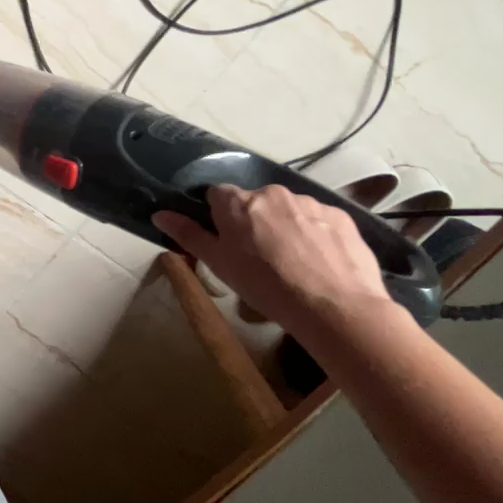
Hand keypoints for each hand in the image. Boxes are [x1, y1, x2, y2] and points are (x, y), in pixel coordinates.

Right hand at [154, 184, 395, 335]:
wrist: (337, 309)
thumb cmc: (267, 286)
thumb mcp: (219, 264)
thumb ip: (188, 234)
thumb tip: (160, 214)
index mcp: (237, 203)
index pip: (217, 195)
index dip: (220, 217)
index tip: (228, 240)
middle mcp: (272, 193)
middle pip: (255, 201)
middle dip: (256, 220)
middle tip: (262, 255)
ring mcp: (310, 203)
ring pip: (289, 209)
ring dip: (287, 226)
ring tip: (296, 261)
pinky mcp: (342, 217)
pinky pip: (320, 219)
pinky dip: (317, 234)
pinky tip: (321, 261)